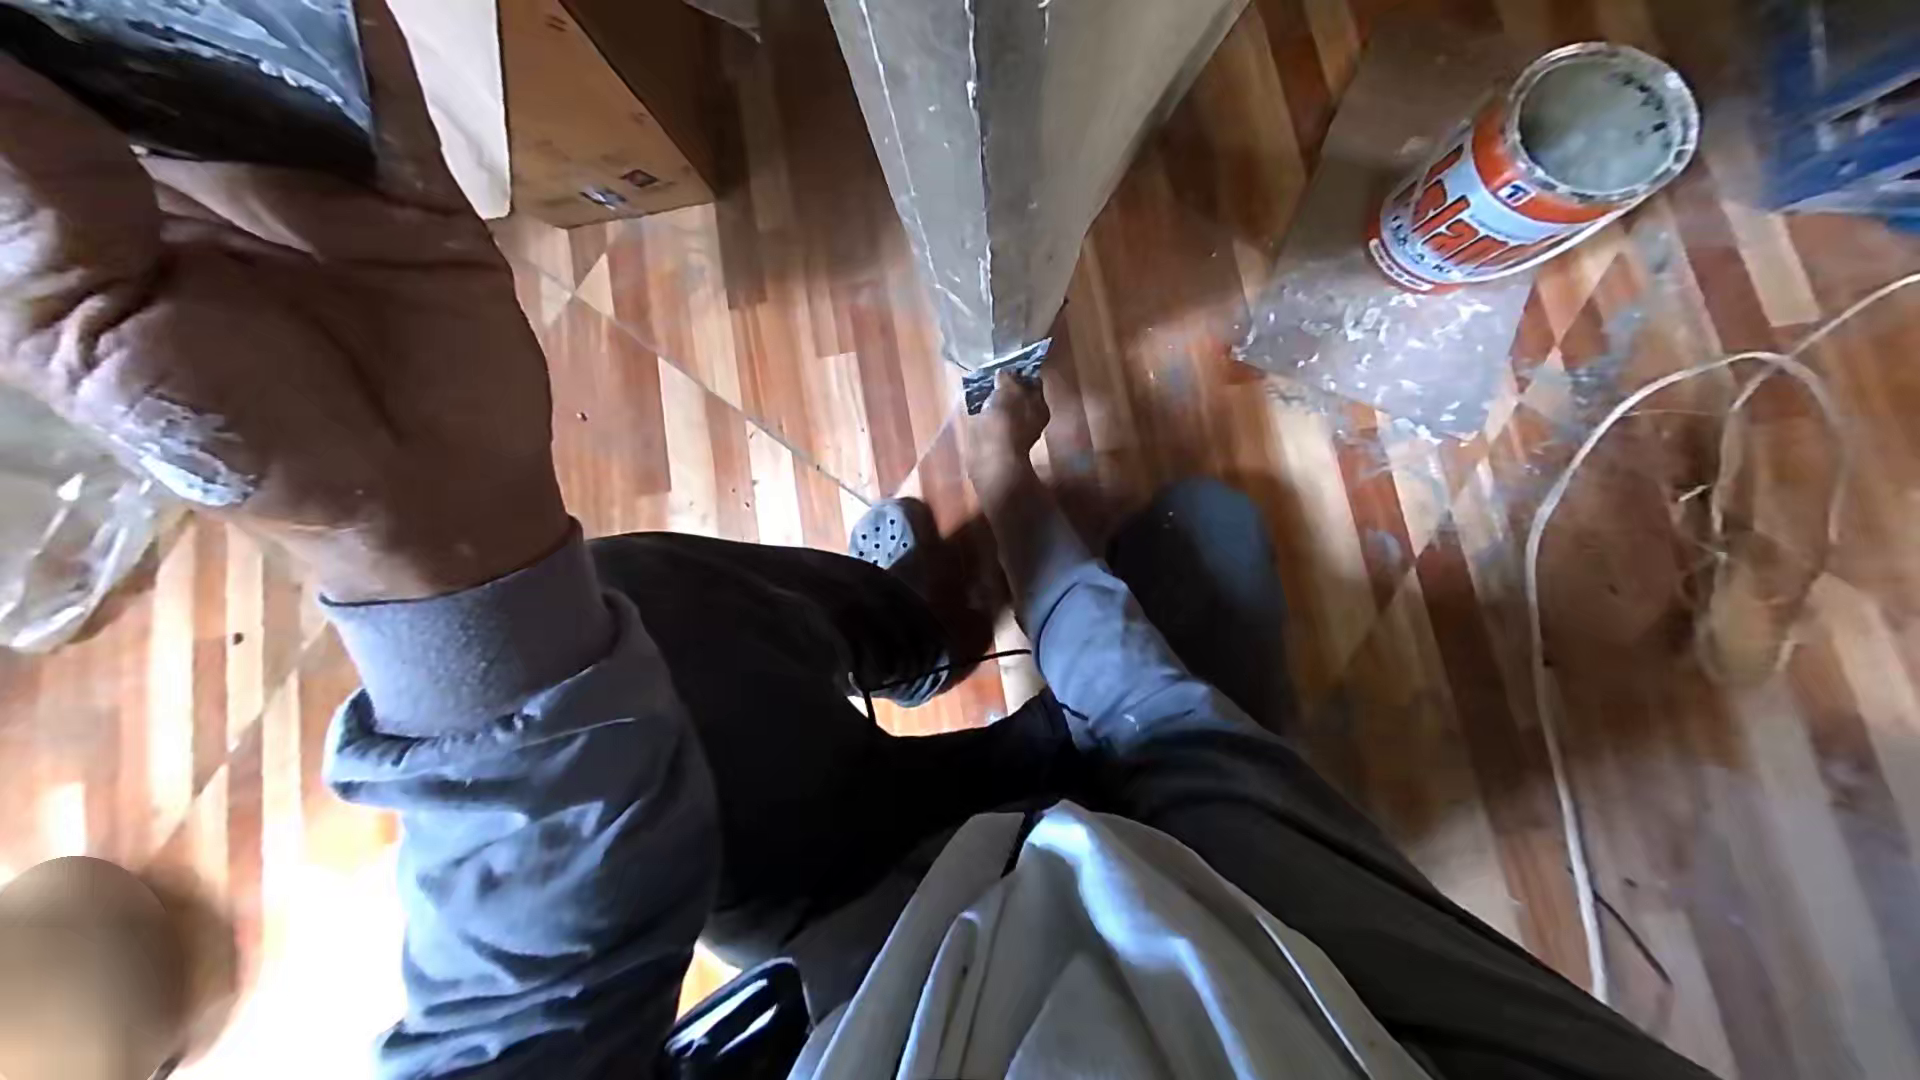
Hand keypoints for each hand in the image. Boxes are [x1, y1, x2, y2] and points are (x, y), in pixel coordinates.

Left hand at [0, 2, 565, 602]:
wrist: (427, 498)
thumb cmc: (257, 445)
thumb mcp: (95, 336)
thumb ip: (35, 203)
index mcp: (95, 205)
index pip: (32, 77)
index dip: (25, 29)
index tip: (36, 11)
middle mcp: (210, 176)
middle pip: (145, 43)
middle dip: (128, 3)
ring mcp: (328, 190)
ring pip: (271, 65)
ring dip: (242, 6)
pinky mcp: (424, 212)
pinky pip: (396, 120)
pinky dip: (369, 52)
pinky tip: (346, 1)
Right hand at [962, 370, 1050, 503]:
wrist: (992, 459)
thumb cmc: (1005, 422)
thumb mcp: (1007, 389)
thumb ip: (1008, 377)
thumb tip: (1004, 374)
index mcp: (1040, 405)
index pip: (1033, 381)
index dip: (1020, 371)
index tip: (1004, 365)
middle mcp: (1031, 418)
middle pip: (1018, 395)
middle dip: (1005, 386)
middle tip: (989, 376)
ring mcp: (1015, 432)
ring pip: (1005, 408)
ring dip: (993, 400)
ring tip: (979, 390)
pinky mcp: (998, 442)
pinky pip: (993, 421)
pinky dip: (985, 414)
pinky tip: (975, 408)